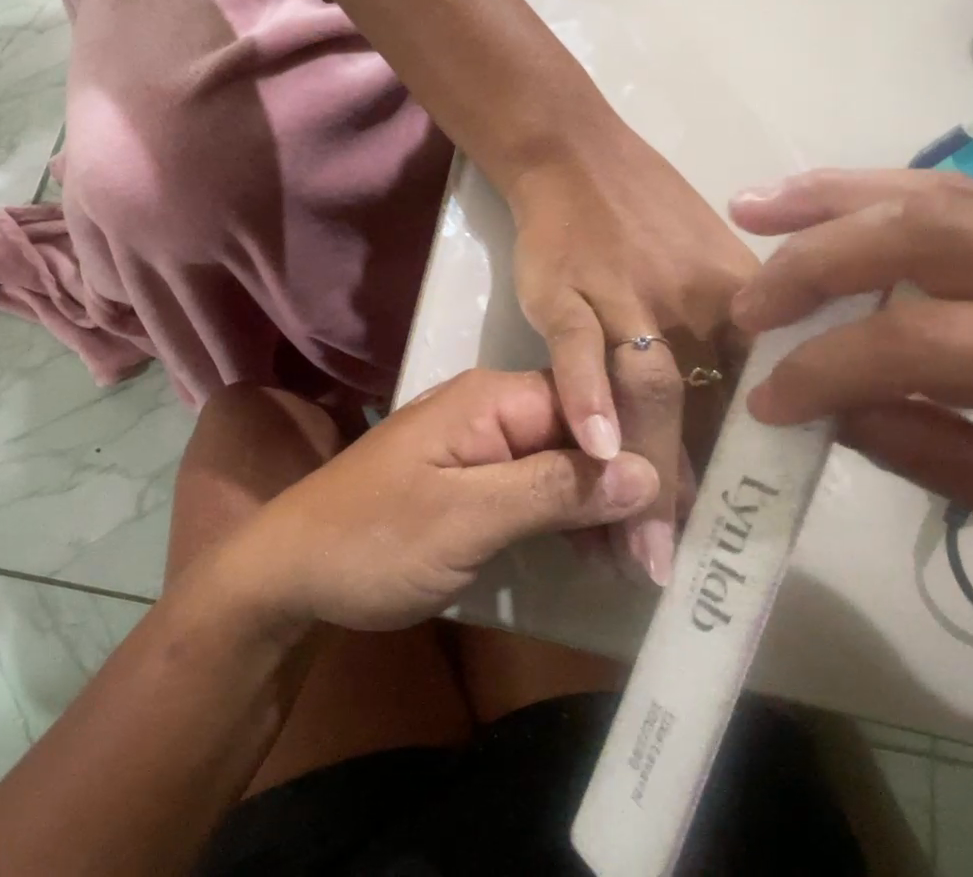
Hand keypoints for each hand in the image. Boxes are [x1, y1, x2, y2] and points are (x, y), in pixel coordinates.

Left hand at [216, 370, 659, 633]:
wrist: (291, 574)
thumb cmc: (371, 542)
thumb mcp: (464, 520)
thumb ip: (552, 490)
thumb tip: (645, 474)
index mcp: (491, 399)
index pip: (592, 408)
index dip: (642, 458)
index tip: (681, 519)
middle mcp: (494, 409)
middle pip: (587, 435)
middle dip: (631, 491)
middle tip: (667, 555)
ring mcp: (485, 445)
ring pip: (570, 465)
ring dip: (607, 512)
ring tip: (641, 567)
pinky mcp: (479, 481)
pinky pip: (544, 488)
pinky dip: (574, 520)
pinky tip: (601, 556)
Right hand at [507, 126, 755, 585]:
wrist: (575, 155)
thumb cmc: (648, 215)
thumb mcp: (711, 261)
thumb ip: (736, 336)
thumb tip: (759, 414)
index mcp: (739, 300)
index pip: (758, 393)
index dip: (749, 467)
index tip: (741, 533)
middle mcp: (694, 303)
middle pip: (705, 406)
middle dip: (692, 492)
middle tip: (682, 565)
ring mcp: (628, 296)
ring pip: (649, 389)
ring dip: (648, 469)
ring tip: (636, 548)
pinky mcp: (568, 291)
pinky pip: (579, 348)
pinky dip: (587, 398)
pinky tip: (596, 453)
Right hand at [728, 169, 972, 637]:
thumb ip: (907, 441)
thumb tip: (806, 399)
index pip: (923, 339)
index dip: (824, 365)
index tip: (764, 400)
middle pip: (930, 233)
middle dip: (817, 262)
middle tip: (746, 305)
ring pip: (948, 193)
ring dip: (837, 200)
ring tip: (754, 207)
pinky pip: (969, 205)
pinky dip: (883, 202)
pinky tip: (827, 209)